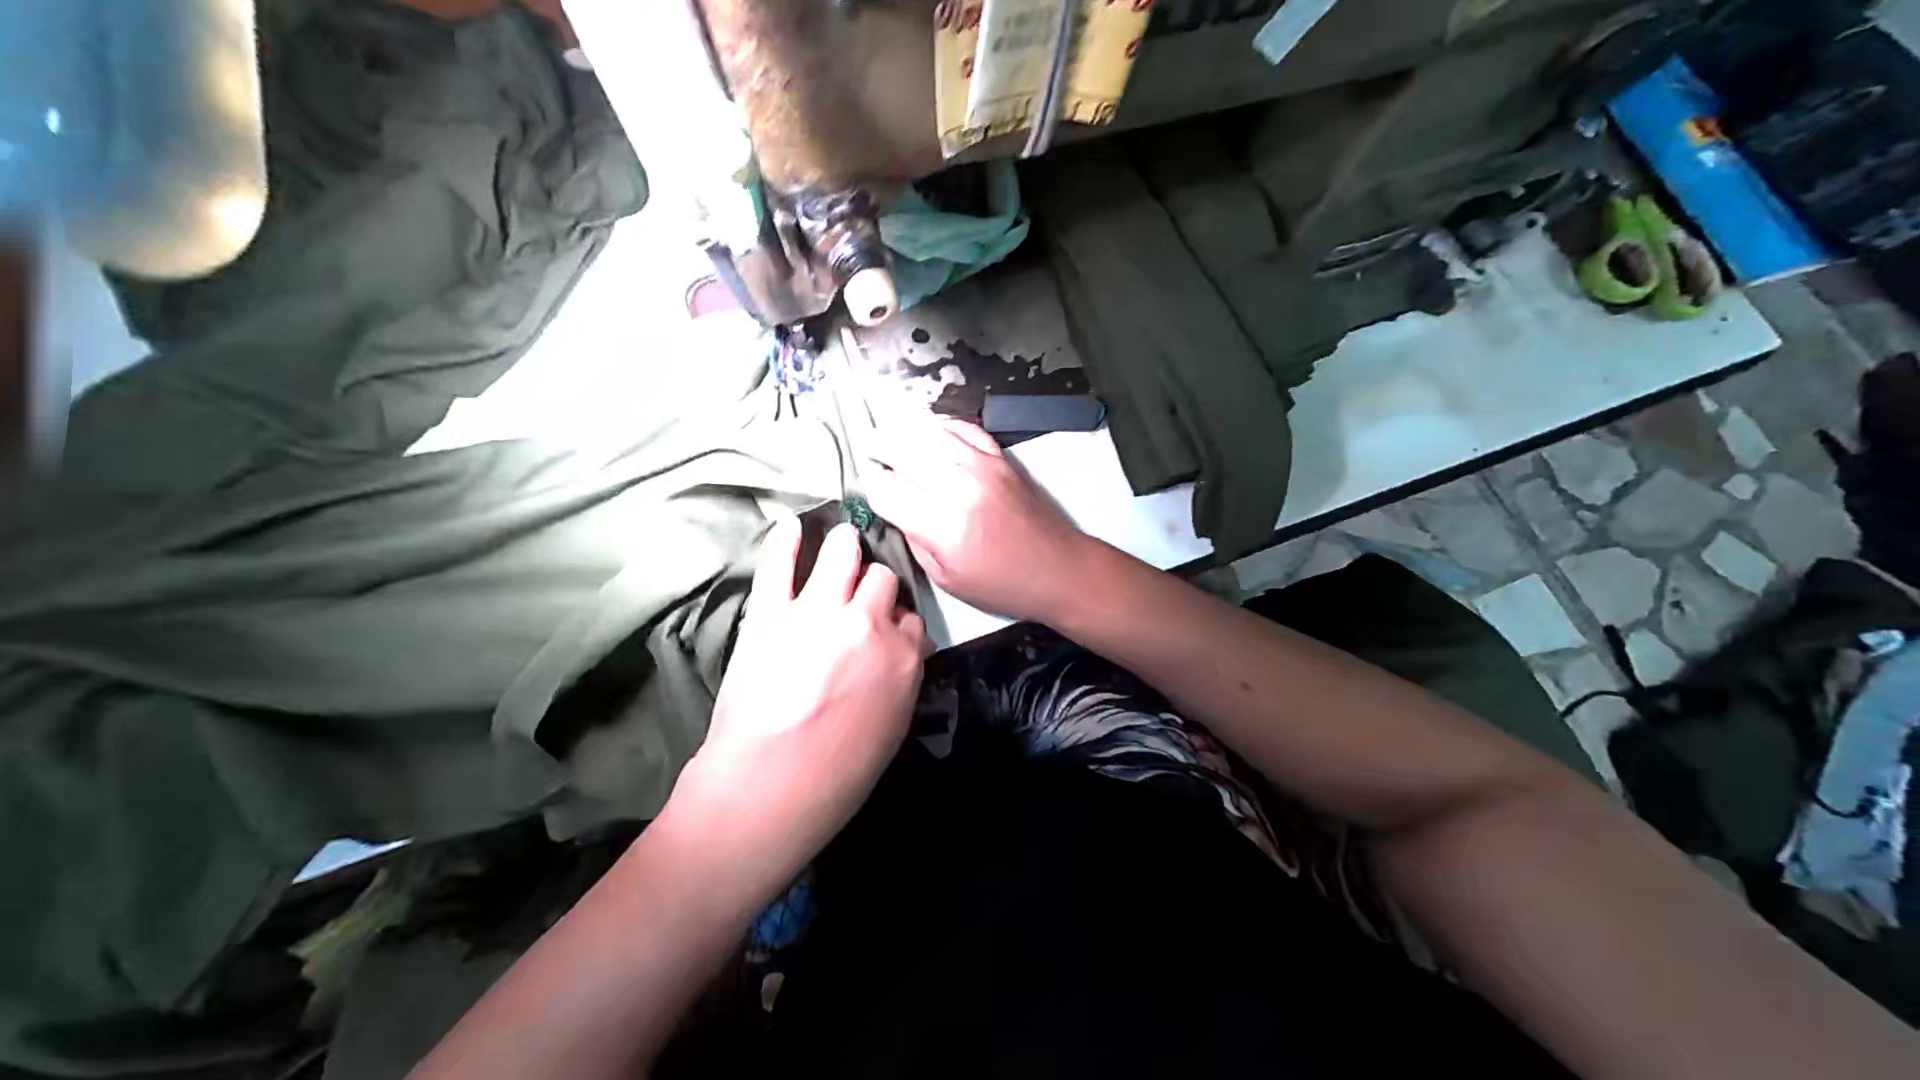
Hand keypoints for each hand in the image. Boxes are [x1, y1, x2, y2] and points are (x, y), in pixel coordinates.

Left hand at [672, 518, 926, 889]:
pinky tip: (792, 526)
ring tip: (841, 543)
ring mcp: (820, 612)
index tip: (887, 623)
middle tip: (861, 590)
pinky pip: (782, 564)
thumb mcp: (891, 727)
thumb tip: (894, 652)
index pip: (911, 617)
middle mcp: (869, 623)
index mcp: (903, 657)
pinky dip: (787, 540)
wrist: (771, 787)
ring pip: (844, 553)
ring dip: (844, 546)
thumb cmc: (838, 775)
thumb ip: (898, 678)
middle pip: (882, 578)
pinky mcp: (773, 612)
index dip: (897, 617)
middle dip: (875, 582)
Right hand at [865, 415, 1092, 623]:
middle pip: (904, 450)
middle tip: (869, 448)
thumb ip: (916, 540)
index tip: (869, 487)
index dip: (872, 486)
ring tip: (890, 432)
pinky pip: (964, 428)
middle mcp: (959, 488)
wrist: (1059, 569)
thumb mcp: (947, 578)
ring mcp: (982, 466)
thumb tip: (897, 509)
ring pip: (931, 432)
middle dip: (880, 447)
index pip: (888, 490)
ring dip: (905, 429)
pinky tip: (929, 430)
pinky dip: (941, 425)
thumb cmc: (1002, 585)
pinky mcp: (1000, 458)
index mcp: (943, 527)